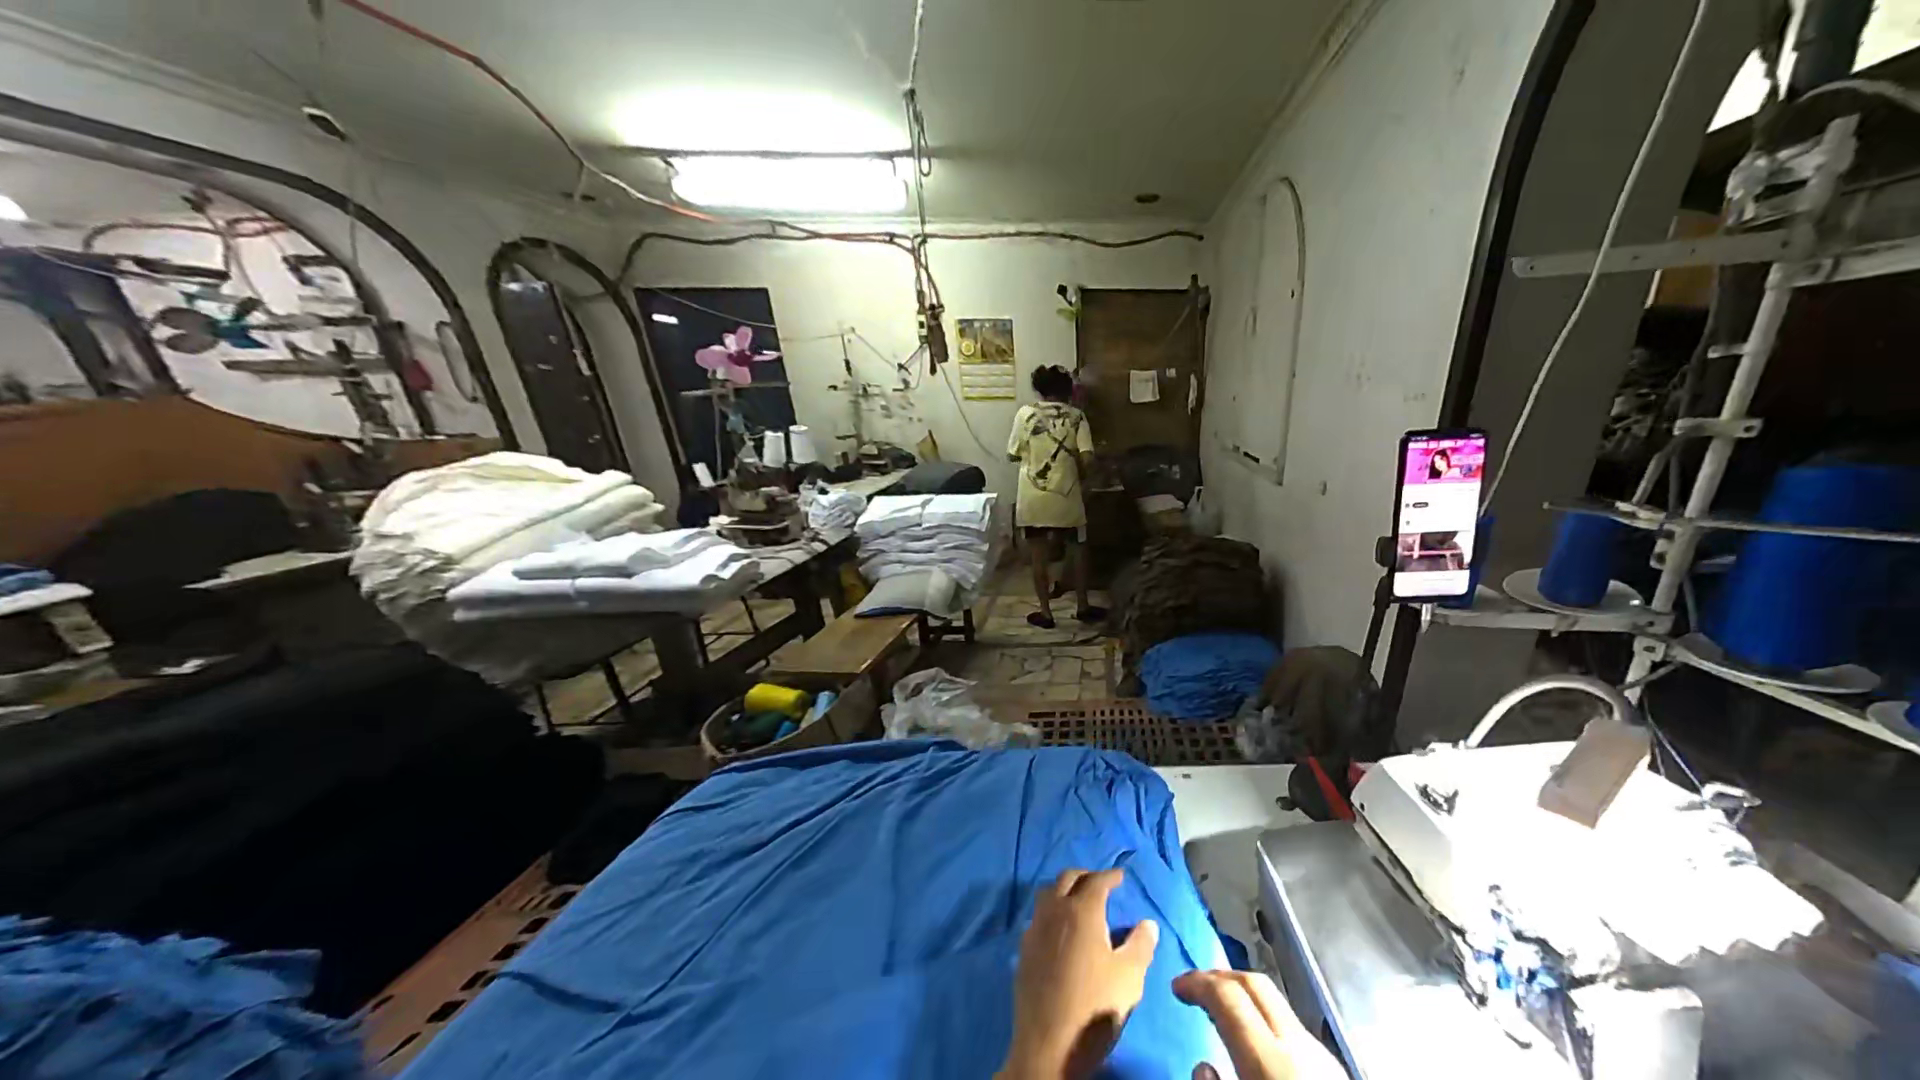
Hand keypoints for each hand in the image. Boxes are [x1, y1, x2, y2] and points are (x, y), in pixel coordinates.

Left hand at [998, 868, 1158, 1079]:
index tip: (1120, 876)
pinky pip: (1038, 916)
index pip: (1097, 881)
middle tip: (1100, 882)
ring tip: (1079, 900)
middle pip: (1067, 878)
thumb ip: (1140, 945)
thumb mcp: (1129, 978)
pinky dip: (1051, 911)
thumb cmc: (1095, 1006)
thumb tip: (1147, 923)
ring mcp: (1034, 928)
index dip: (1110, 876)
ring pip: (1048, 893)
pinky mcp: (1023, 948)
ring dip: (1064, 889)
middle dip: (1086, 876)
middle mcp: (1054, 911)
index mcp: (1081, 911)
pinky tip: (1060, 929)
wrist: (1049, 1043)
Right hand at [1174, 970, 1345, 1079]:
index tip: (1175, 989)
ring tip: (1219, 1013)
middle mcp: (1299, 1049)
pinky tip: (1253, 1045)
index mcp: (1270, 1062)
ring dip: (1243, 997)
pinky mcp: (1337, 1075)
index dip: (1197, 983)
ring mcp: (1323, 1060)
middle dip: (1219, 978)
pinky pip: (1291, 1029)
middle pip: (1255, 986)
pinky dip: (1263, 1020)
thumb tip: (1205, 1068)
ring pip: (1277, 1005)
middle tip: (1193, 989)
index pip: (1228, 996)